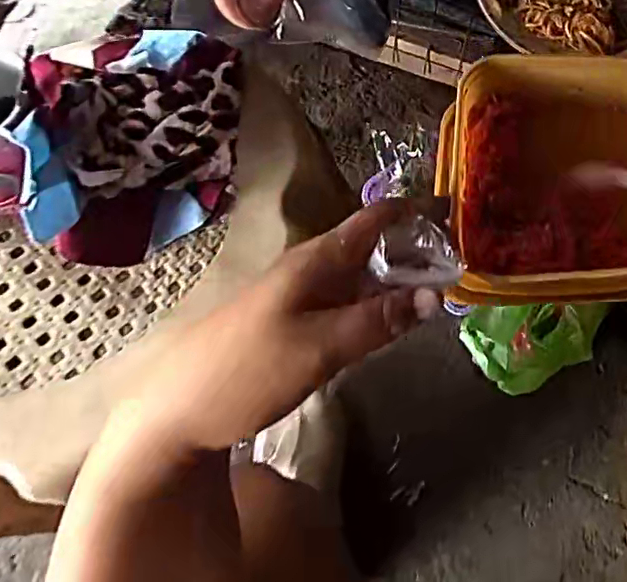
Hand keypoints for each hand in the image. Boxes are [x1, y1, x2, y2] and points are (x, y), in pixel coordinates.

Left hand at [126, 199, 441, 452]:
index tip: (456, 216)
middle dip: (419, 248)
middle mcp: (315, 267)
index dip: (418, 209)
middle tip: (459, 264)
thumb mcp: (322, 346)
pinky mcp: (296, 321)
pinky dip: (381, 301)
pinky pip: (351, 299)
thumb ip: (382, 319)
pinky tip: (396, 320)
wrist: (167, 417)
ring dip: (402, 278)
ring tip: (439, 292)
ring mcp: (304, 294)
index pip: (379, 216)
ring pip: (366, 274)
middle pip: (378, 243)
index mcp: (321, 258)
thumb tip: (437, 296)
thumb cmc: (246, 369)